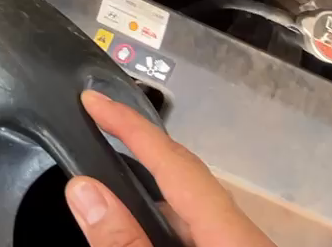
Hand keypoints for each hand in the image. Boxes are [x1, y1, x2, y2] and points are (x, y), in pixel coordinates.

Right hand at [66, 90, 274, 246]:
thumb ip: (125, 242)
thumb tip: (83, 187)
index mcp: (234, 236)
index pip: (175, 162)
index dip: (130, 125)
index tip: (91, 98)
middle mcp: (247, 238)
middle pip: (191, 177)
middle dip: (142, 144)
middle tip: (98, 119)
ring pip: (198, 207)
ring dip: (153, 185)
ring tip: (109, 172)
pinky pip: (205, 228)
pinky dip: (169, 215)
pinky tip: (144, 226)